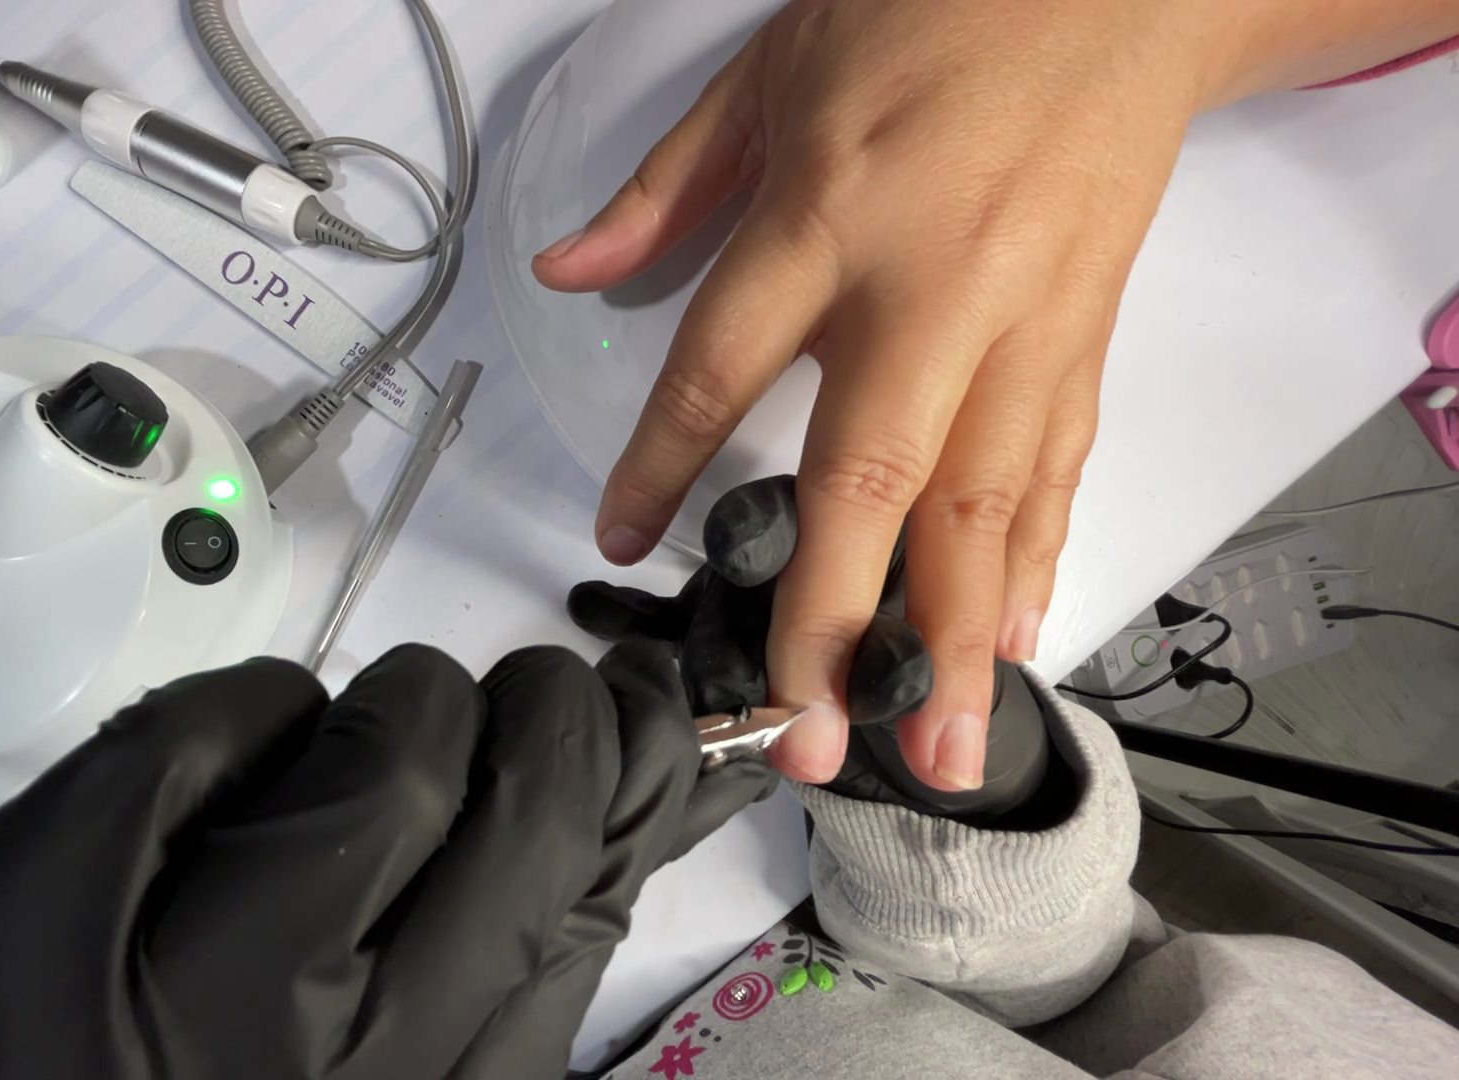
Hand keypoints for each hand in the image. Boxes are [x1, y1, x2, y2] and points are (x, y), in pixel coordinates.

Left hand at [0, 644, 774, 1079]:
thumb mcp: (458, 1042)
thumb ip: (558, 897)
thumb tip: (654, 741)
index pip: (574, 840)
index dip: (610, 730)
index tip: (601, 691)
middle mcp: (307, 1067)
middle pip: (499, 785)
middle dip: (520, 697)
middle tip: (488, 704)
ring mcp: (135, 1003)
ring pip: (370, 743)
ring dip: (390, 705)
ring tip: (353, 750)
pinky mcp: (1, 927)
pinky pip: (181, 734)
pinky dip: (238, 711)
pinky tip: (235, 759)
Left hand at [535, 0, 1222, 790]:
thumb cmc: (922, 16)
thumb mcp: (762, 78)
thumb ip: (659, 193)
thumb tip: (563, 269)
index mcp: (823, 222)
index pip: (712, 376)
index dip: (659, 470)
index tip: (621, 545)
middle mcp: (928, 293)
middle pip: (868, 483)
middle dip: (834, 624)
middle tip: (807, 739)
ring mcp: (1023, 327)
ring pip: (981, 506)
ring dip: (950, 642)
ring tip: (931, 755)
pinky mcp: (1085, 340)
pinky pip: (1053, 471)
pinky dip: (1028, 564)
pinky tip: (1000, 644)